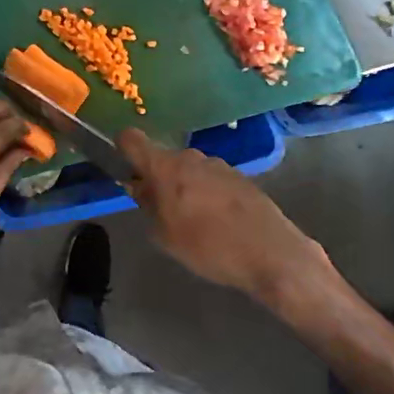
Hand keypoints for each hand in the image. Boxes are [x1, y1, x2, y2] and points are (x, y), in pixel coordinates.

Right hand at [118, 129, 335, 301]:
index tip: (122, 167)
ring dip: (184, 186)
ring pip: (188, 169)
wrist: (273, 254)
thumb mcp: (165, 236)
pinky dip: (206, 193)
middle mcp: (191, 156)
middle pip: (162, 158)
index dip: (121, 147)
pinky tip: (218, 223)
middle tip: (160, 209)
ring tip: (193, 221)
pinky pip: (211, 179)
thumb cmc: (210, 247)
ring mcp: (219, 164)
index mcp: (165, 167)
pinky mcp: (240, 176)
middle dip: (157, 178)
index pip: (132, 139)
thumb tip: (139, 187)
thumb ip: (147, 205)